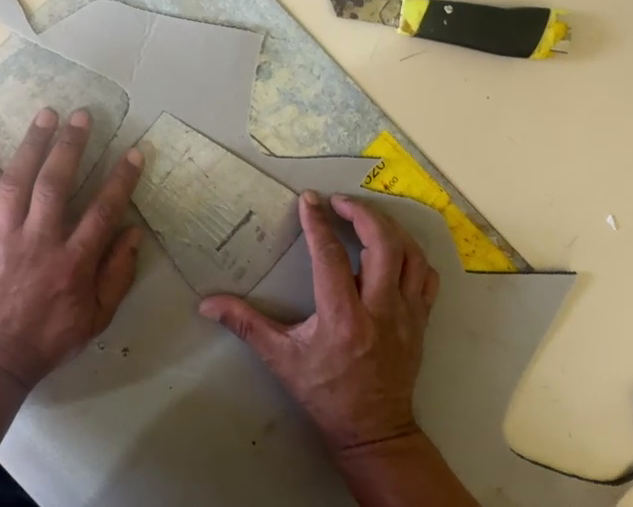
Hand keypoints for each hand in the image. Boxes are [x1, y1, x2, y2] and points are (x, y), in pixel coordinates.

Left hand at [0, 108, 145, 388]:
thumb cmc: (46, 340)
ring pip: (18, 180)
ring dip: (33, 143)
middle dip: (71, 146)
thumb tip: (134, 233)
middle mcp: (39, 241)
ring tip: (46, 114)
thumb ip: (117, 275)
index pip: (103, 211)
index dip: (121, 179)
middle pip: (56, 183)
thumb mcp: (96, 320)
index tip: (134, 152)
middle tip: (82, 115)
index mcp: (72, 262)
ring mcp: (2, 236)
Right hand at [199, 191, 439, 450]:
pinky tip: (394, 247)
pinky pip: (426, 276)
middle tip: (339, 202)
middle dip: (361, 214)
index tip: (309, 199)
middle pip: (382, 244)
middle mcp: (380, 310)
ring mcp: (407, 314)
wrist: (374, 432)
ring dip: (388, 227)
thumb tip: (206, 304)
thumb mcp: (281, 359)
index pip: (330, 256)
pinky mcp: (422, 321)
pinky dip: (412, 254)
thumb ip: (245, 325)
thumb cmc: (324, 393)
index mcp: (342, 318)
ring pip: (410, 254)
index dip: (318, 222)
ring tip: (365, 217)